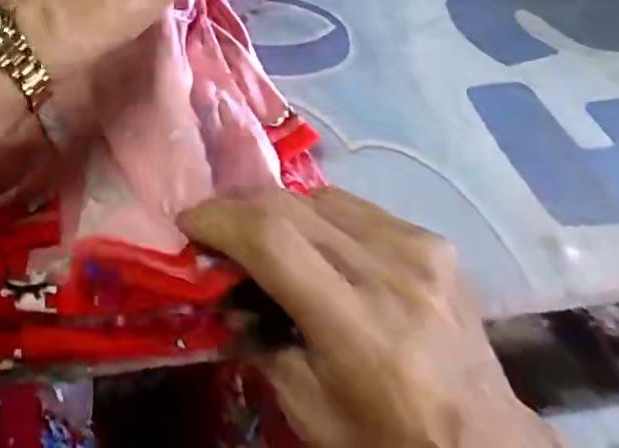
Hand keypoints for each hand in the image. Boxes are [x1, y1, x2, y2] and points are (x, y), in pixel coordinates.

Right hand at [181, 186, 559, 447]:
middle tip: (209, 227)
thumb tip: (218, 281)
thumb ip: (256, 337)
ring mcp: (420, 252)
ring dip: (271, 208)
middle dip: (233, 208)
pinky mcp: (432, 241)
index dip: (217, 219)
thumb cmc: (389, 443)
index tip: (186, 224)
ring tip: (255, 234)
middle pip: (286, 205)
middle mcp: (394, 278)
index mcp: (363, 332)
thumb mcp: (307, 409)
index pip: (270, 239)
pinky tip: (311, 242)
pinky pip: (347, 205)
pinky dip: (313, 214)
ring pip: (313, 195)